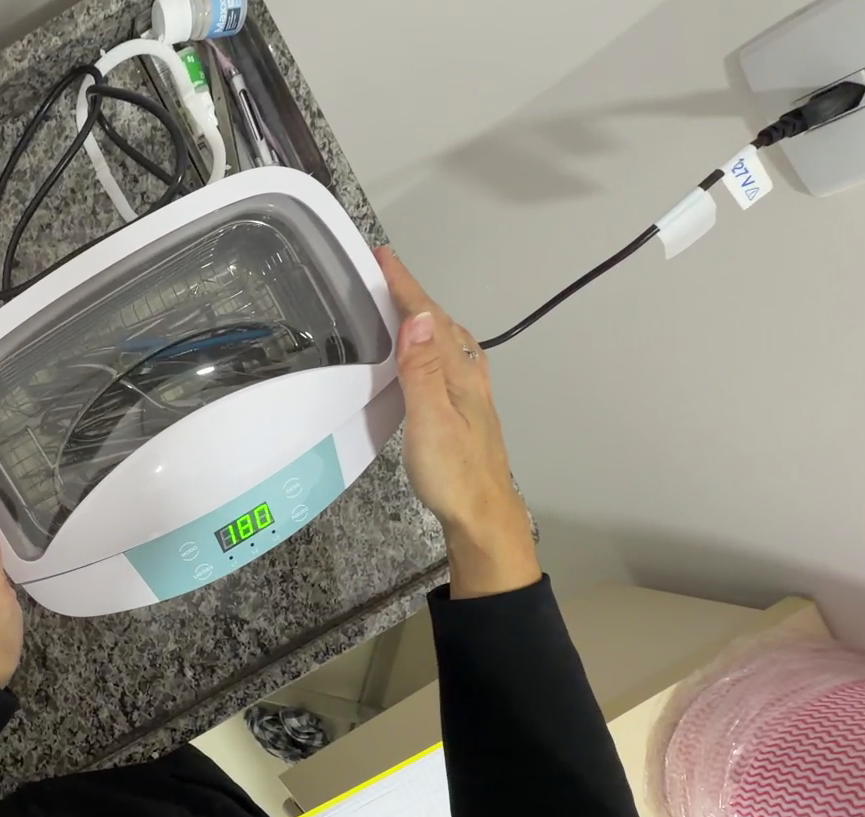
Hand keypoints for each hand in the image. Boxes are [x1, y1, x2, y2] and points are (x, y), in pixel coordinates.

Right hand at [377, 247, 539, 599]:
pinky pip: (445, 360)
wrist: (481, 512)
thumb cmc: (452, 471)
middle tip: (384, 274)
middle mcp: (467, 375)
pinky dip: (429, 343)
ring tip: (399, 303)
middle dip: (412, 294)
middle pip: (440, 323)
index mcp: (458, 373)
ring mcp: (468, 392)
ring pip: (445, 340)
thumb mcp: (431, 421)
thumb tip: (418, 317)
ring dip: (422, 317)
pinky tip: (423, 354)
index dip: (406, 287)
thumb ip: (422, 371)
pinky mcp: (463, 408)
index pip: (429, 318)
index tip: (383, 257)